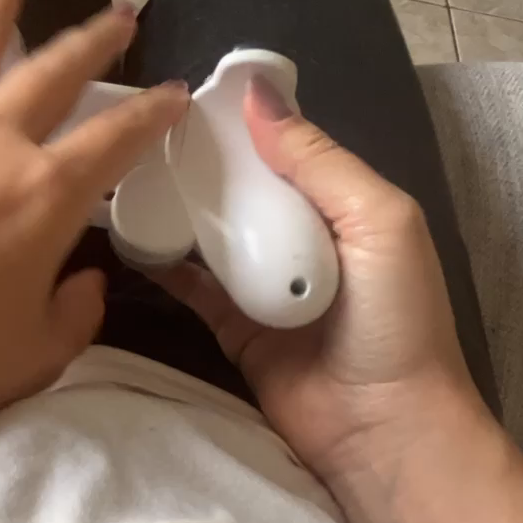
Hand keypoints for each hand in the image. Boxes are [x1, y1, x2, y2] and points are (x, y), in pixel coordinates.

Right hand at [156, 79, 480, 475]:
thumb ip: (320, 163)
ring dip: (178, 208)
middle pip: (242, 190)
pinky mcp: (230, 325)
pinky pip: (192, 286)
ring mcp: (261, 283)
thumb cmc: (393, 320)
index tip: (192, 96)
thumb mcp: (379, 222)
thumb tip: (259, 95)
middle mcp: (299, 238)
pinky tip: (133, 236)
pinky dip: (164, 263)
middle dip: (202, 164)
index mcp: (342, 205)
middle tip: (146, 136)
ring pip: (211, 234)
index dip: (245, 123)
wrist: (379, 427)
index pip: (286, 150)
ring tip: (129, 176)